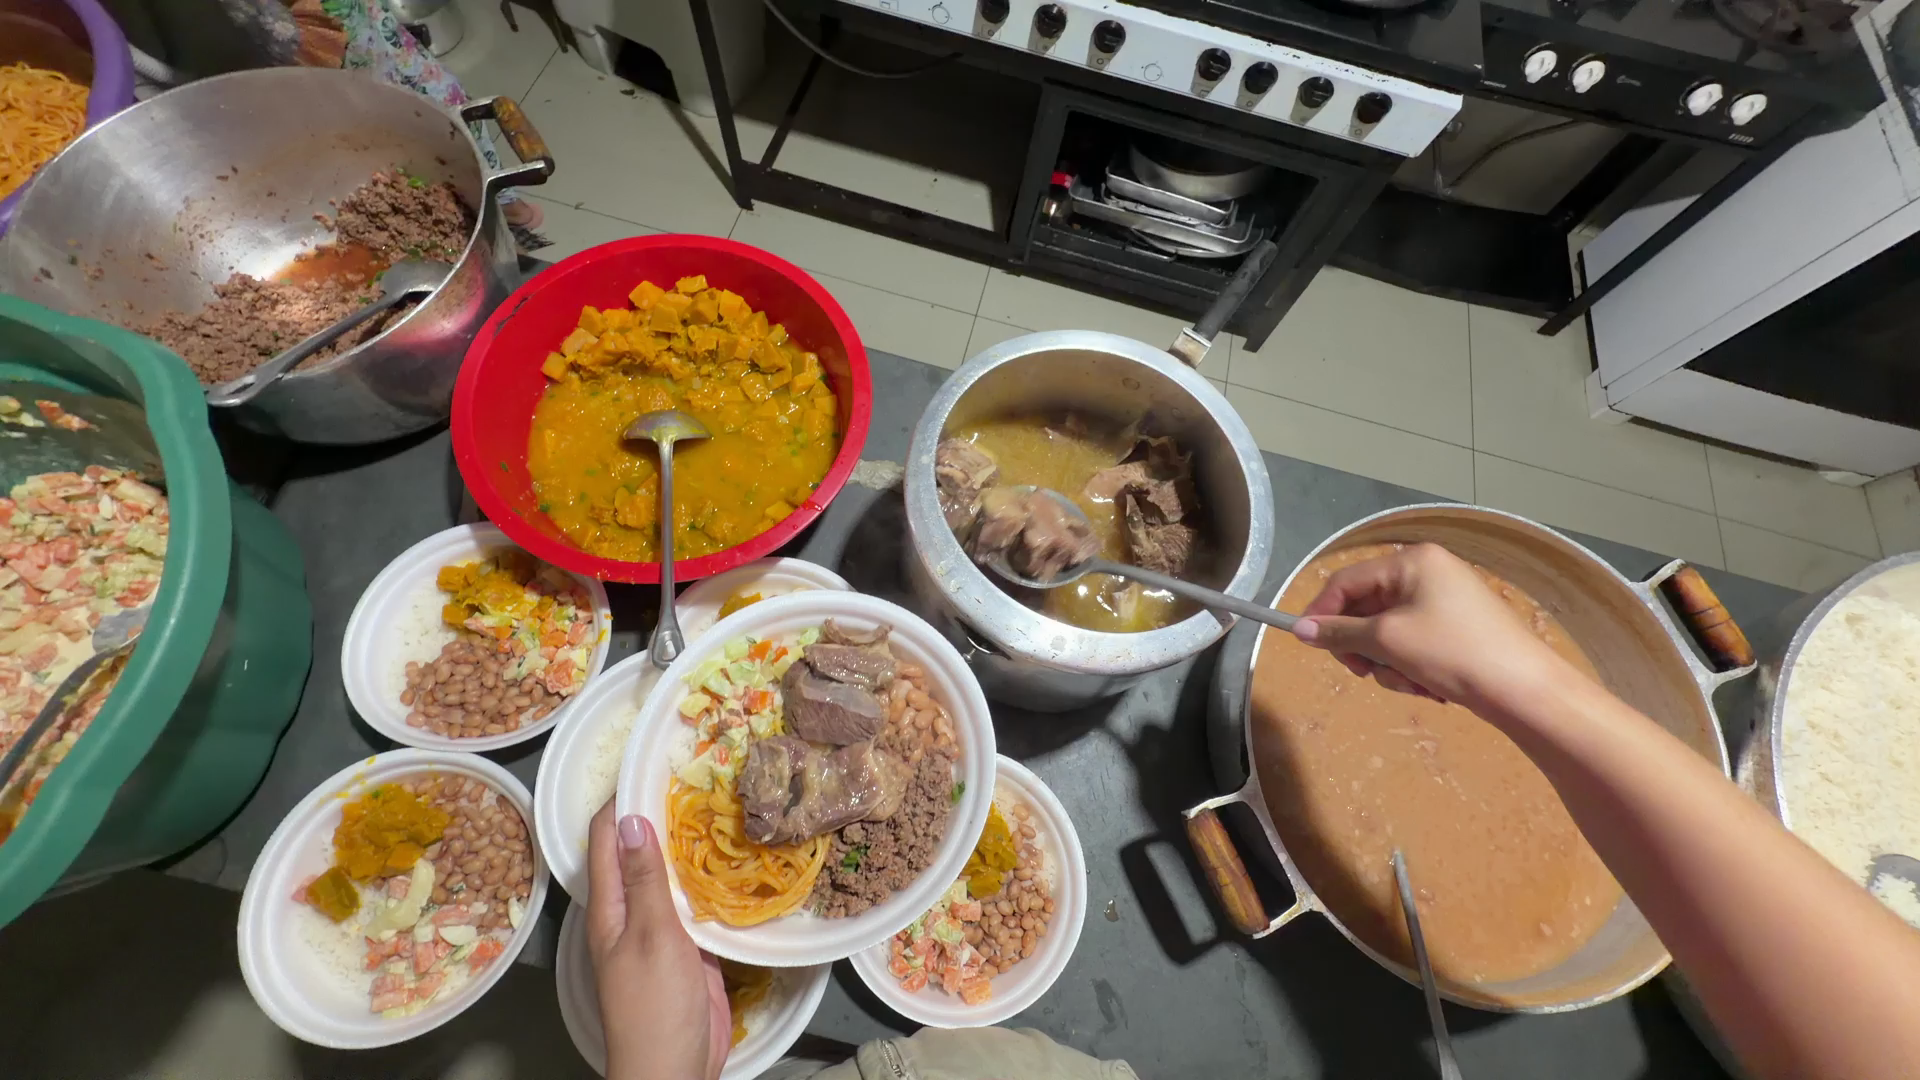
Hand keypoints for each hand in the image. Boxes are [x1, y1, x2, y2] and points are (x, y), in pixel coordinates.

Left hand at [586, 801, 729, 1079]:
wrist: (674, 1069)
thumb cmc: (654, 1004)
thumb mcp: (651, 936)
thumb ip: (646, 880)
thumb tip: (635, 819)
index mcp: (609, 908)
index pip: (606, 840)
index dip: (620, 801)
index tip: (648, 764)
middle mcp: (629, 910)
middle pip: (636, 850)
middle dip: (655, 812)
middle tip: (691, 774)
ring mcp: (659, 926)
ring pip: (667, 870)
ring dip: (682, 838)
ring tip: (714, 800)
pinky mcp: (687, 941)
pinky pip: (692, 895)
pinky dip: (703, 870)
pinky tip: (728, 852)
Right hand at [1290, 542, 1574, 716]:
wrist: (1528, 693)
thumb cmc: (1452, 653)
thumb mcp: (1386, 641)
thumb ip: (1338, 632)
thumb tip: (1298, 630)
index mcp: (1411, 562)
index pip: (1345, 581)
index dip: (1321, 612)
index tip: (1308, 642)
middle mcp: (1427, 573)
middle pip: (1365, 608)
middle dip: (1362, 645)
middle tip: (1363, 672)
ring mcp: (1444, 601)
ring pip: (1385, 631)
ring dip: (1387, 663)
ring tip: (1409, 684)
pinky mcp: (1456, 629)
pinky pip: (1411, 643)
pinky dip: (1410, 667)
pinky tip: (1427, 686)